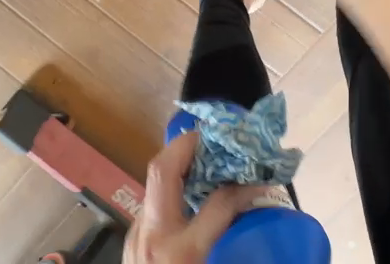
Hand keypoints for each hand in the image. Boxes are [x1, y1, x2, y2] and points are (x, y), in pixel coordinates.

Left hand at [128, 131, 265, 263]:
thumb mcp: (216, 261)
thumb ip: (229, 232)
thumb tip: (254, 210)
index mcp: (184, 253)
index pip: (218, 204)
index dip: (242, 188)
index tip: (257, 178)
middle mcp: (153, 238)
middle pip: (161, 171)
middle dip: (186, 145)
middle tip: (215, 138)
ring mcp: (136, 239)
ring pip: (152, 184)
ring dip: (177, 166)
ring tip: (206, 162)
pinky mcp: (132, 246)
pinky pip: (151, 205)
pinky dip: (171, 192)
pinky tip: (189, 199)